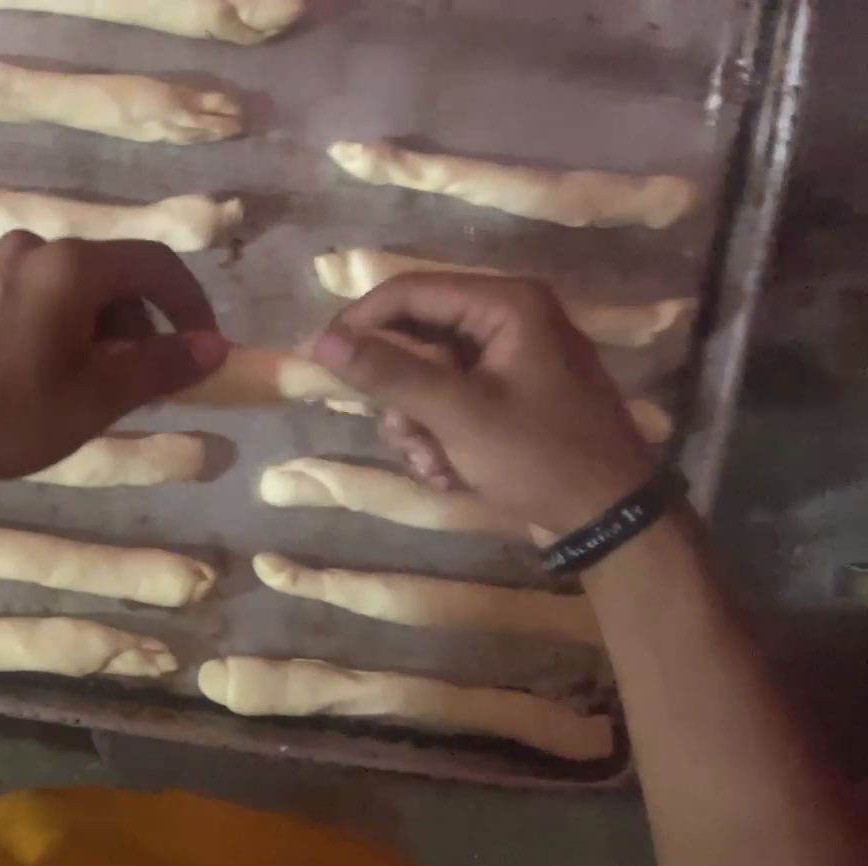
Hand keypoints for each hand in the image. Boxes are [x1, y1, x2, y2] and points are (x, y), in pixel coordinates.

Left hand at [0, 232, 229, 493]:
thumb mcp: (95, 399)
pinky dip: (58, 333)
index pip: (155, 264)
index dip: (190, 306)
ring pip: (72, 293)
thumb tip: (214, 347)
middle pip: (111, 279)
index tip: (202, 350)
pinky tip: (42, 380)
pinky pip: (34, 302)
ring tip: (83, 392)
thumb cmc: (5, 417)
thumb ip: (161, 367)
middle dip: (136, 329)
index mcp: (68, 264)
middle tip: (133, 387)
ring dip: (96, 336)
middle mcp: (30, 250)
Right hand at [309, 274, 657, 533]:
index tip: (318, 363)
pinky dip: (428, 435)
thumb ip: (387, 373)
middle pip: (407, 336)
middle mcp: (502, 319)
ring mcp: (499, 358)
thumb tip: (319, 342)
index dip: (356, 324)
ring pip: (414, 376)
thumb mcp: (456, 413)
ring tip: (431, 458)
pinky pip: (434, 400)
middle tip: (397, 429)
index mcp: (505, 305)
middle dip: (393, 392)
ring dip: (409, 423)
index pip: (406, 293)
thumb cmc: (538, 455)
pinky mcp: (495, 391)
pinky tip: (445, 466)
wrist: (605, 514)